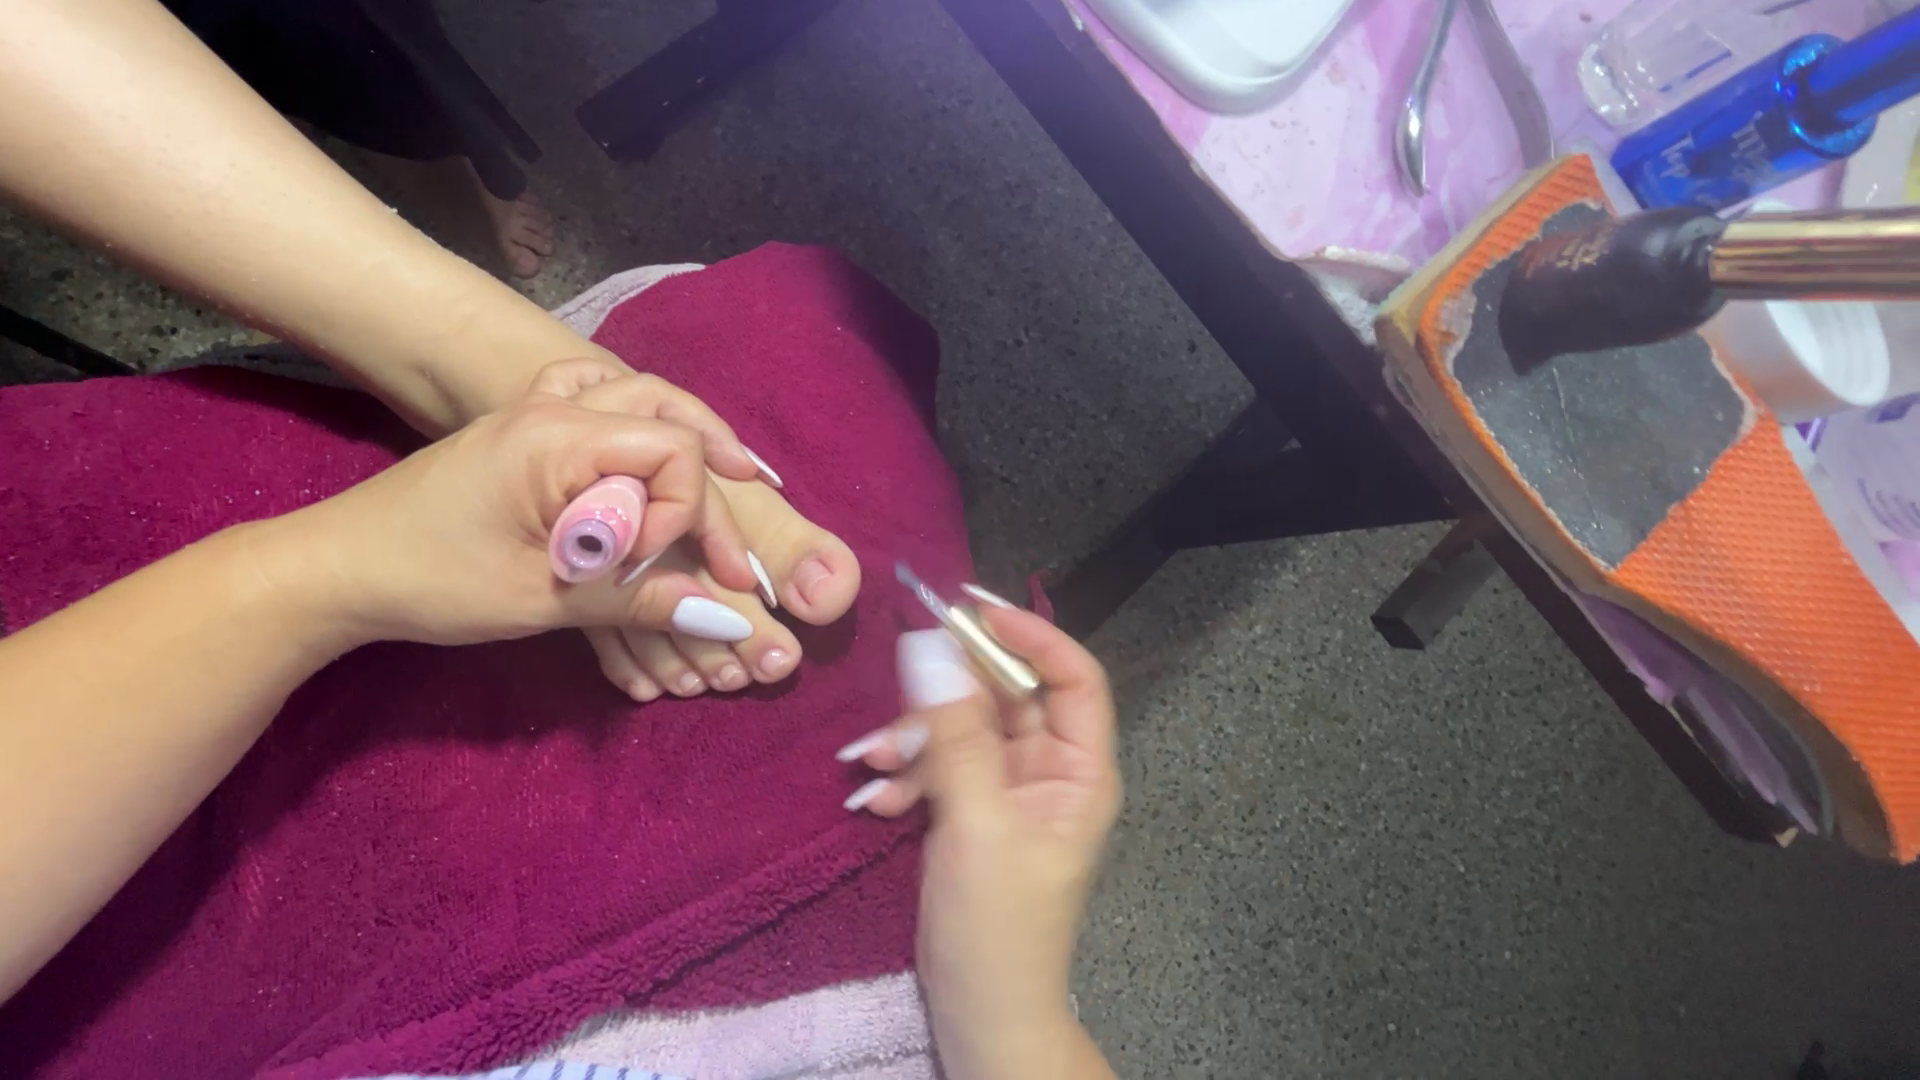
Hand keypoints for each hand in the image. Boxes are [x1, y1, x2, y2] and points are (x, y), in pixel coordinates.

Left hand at [257, 382, 759, 649]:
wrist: (335, 570)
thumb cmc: (433, 582)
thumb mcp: (544, 599)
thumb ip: (640, 599)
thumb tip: (727, 616)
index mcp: (558, 439)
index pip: (672, 452)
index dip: (691, 512)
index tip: (670, 569)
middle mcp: (556, 409)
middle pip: (668, 417)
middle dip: (710, 476)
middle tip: (737, 532)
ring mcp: (537, 412)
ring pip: (639, 394)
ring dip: (687, 429)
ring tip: (729, 467)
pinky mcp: (526, 431)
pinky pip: (596, 396)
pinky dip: (635, 414)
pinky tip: (646, 439)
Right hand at [838, 608, 1121, 1078]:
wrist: (980, 1013)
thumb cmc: (998, 926)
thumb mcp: (977, 823)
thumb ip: (954, 734)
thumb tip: (929, 647)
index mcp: (1079, 768)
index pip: (1072, 675)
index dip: (1030, 636)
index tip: (972, 610)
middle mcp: (1049, 765)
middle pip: (1006, 694)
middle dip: (949, 691)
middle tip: (901, 688)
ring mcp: (1008, 784)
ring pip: (964, 725)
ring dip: (917, 737)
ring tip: (877, 761)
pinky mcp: (972, 803)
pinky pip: (942, 761)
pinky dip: (910, 771)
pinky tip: (881, 797)